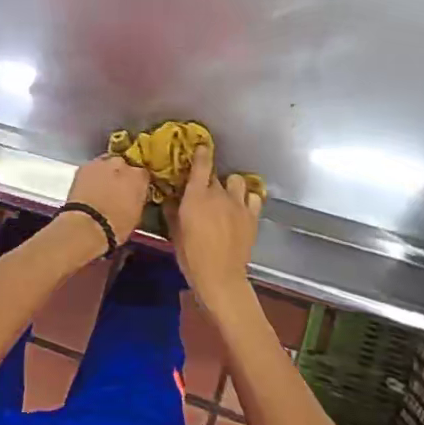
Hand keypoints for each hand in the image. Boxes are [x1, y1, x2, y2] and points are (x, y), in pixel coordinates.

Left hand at [63, 154, 149, 255]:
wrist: (87, 225)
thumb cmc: (116, 226)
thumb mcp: (136, 214)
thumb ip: (137, 198)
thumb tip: (133, 196)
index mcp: (139, 177)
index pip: (143, 174)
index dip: (137, 184)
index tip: (133, 192)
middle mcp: (122, 164)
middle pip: (123, 165)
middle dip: (121, 175)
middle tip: (116, 190)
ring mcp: (102, 163)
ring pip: (106, 165)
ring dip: (105, 173)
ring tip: (100, 189)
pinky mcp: (83, 167)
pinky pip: (91, 169)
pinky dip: (91, 177)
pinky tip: (88, 188)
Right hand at [170, 143, 263, 311]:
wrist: (221, 278)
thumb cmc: (192, 257)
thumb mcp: (176, 233)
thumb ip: (173, 212)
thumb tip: (169, 199)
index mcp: (196, 196)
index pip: (201, 165)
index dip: (201, 153)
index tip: (201, 146)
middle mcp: (218, 194)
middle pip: (215, 175)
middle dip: (209, 179)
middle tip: (205, 191)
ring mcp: (238, 204)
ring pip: (236, 180)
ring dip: (230, 186)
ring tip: (227, 196)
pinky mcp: (252, 216)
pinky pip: (253, 197)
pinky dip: (248, 199)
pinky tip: (242, 207)